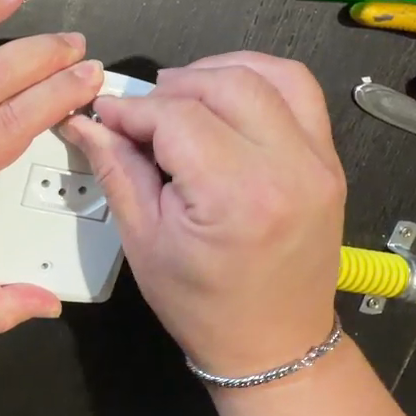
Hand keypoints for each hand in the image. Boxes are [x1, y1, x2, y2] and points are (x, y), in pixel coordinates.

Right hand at [61, 53, 346, 375]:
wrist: (274, 344)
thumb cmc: (200, 304)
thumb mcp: (142, 240)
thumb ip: (116, 169)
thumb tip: (86, 122)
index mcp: (235, 197)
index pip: (177, 117)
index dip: (132, 109)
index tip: (104, 115)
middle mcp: (289, 169)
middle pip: (226, 85)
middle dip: (170, 87)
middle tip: (137, 112)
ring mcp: (319, 162)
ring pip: (271, 75)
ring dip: (216, 72)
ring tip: (179, 96)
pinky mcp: (330, 160)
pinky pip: (301, 92)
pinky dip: (259, 79)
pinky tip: (223, 97)